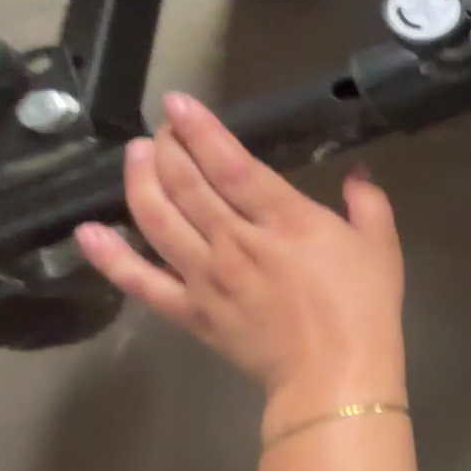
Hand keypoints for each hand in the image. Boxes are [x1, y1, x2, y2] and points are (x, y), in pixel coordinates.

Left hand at [76, 93, 406, 426]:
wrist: (335, 366)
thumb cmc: (366, 300)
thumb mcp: (381, 243)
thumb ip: (367, 202)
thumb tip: (357, 174)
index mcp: (287, 221)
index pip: (233, 167)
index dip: (204, 133)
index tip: (180, 105)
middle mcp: (237, 241)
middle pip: (187, 187)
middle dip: (168, 150)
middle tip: (159, 127)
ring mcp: (205, 276)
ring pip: (157, 222)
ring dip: (139, 185)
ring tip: (133, 157)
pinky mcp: (188, 310)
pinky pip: (139, 280)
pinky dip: (109, 255)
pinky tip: (89, 231)